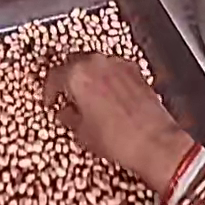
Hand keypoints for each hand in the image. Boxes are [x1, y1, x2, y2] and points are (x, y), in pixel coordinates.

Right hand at [44, 53, 195, 190]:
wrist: (155, 142)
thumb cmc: (116, 139)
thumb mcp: (82, 133)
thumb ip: (68, 116)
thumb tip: (65, 112)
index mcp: (76, 75)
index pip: (53, 76)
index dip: (49, 91)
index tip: (50, 101)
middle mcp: (95, 62)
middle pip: (72, 64)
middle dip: (68, 80)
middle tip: (66, 97)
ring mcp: (116, 63)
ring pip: (93, 64)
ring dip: (88, 77)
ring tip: (88, 98)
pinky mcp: (134, 69)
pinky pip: (112, 68)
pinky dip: (107, 78)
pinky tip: (109, 97)